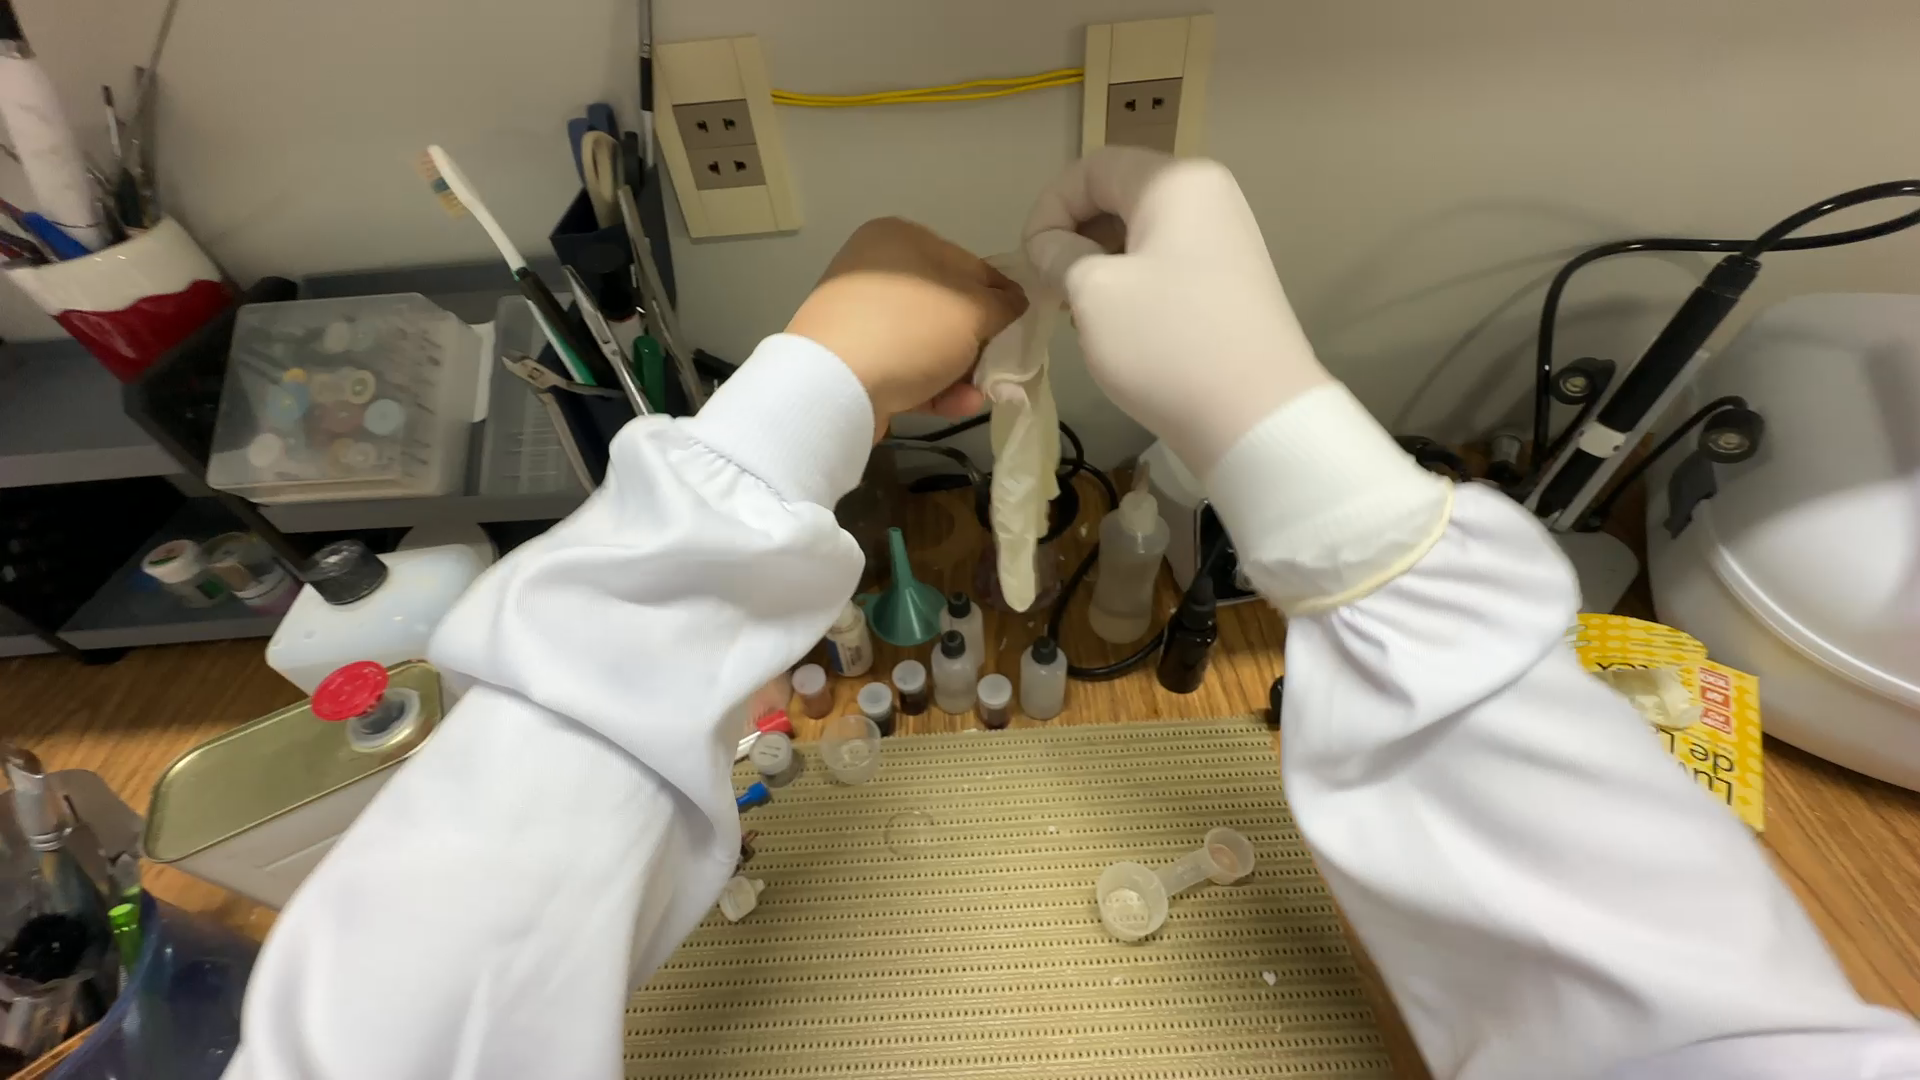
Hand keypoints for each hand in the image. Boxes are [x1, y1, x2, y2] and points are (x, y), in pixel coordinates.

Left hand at [789, 217, 1027, 440]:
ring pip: (928, 345)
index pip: (969, 265)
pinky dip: (935, 388)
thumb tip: (1016, 303)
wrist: (835, 386)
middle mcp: (876, 272)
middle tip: (1004, 365)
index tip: (1024, 326)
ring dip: (961, 371)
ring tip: (983, 394)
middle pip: (947, 309)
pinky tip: (961, 405)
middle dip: (978, 342)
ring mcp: (861, 320)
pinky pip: (906, 371)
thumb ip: (1003, 306)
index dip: (1002, 297)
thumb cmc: (910, 330)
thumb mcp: (972, 311)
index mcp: (901, 239)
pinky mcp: (854, 363)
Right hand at [1023, 147, 1332, 475]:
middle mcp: (1207, 198)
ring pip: (1139, 237)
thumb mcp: (1092, 294)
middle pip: (1120, 197)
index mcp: (1176, 183)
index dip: (1049, 207)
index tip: (1030, 260)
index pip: (1094, 168)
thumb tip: (1050, 246)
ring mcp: (1223, 243)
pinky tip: (1115, 327)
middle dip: (1073, 237)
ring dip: (1098, 266)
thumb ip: (1059, 255)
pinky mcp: (1227, 285)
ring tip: (1078, 313)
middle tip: (1051, 288)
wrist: (1251, 415)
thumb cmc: (1166, 342)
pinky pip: (1163, 268)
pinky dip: (1129, 287)